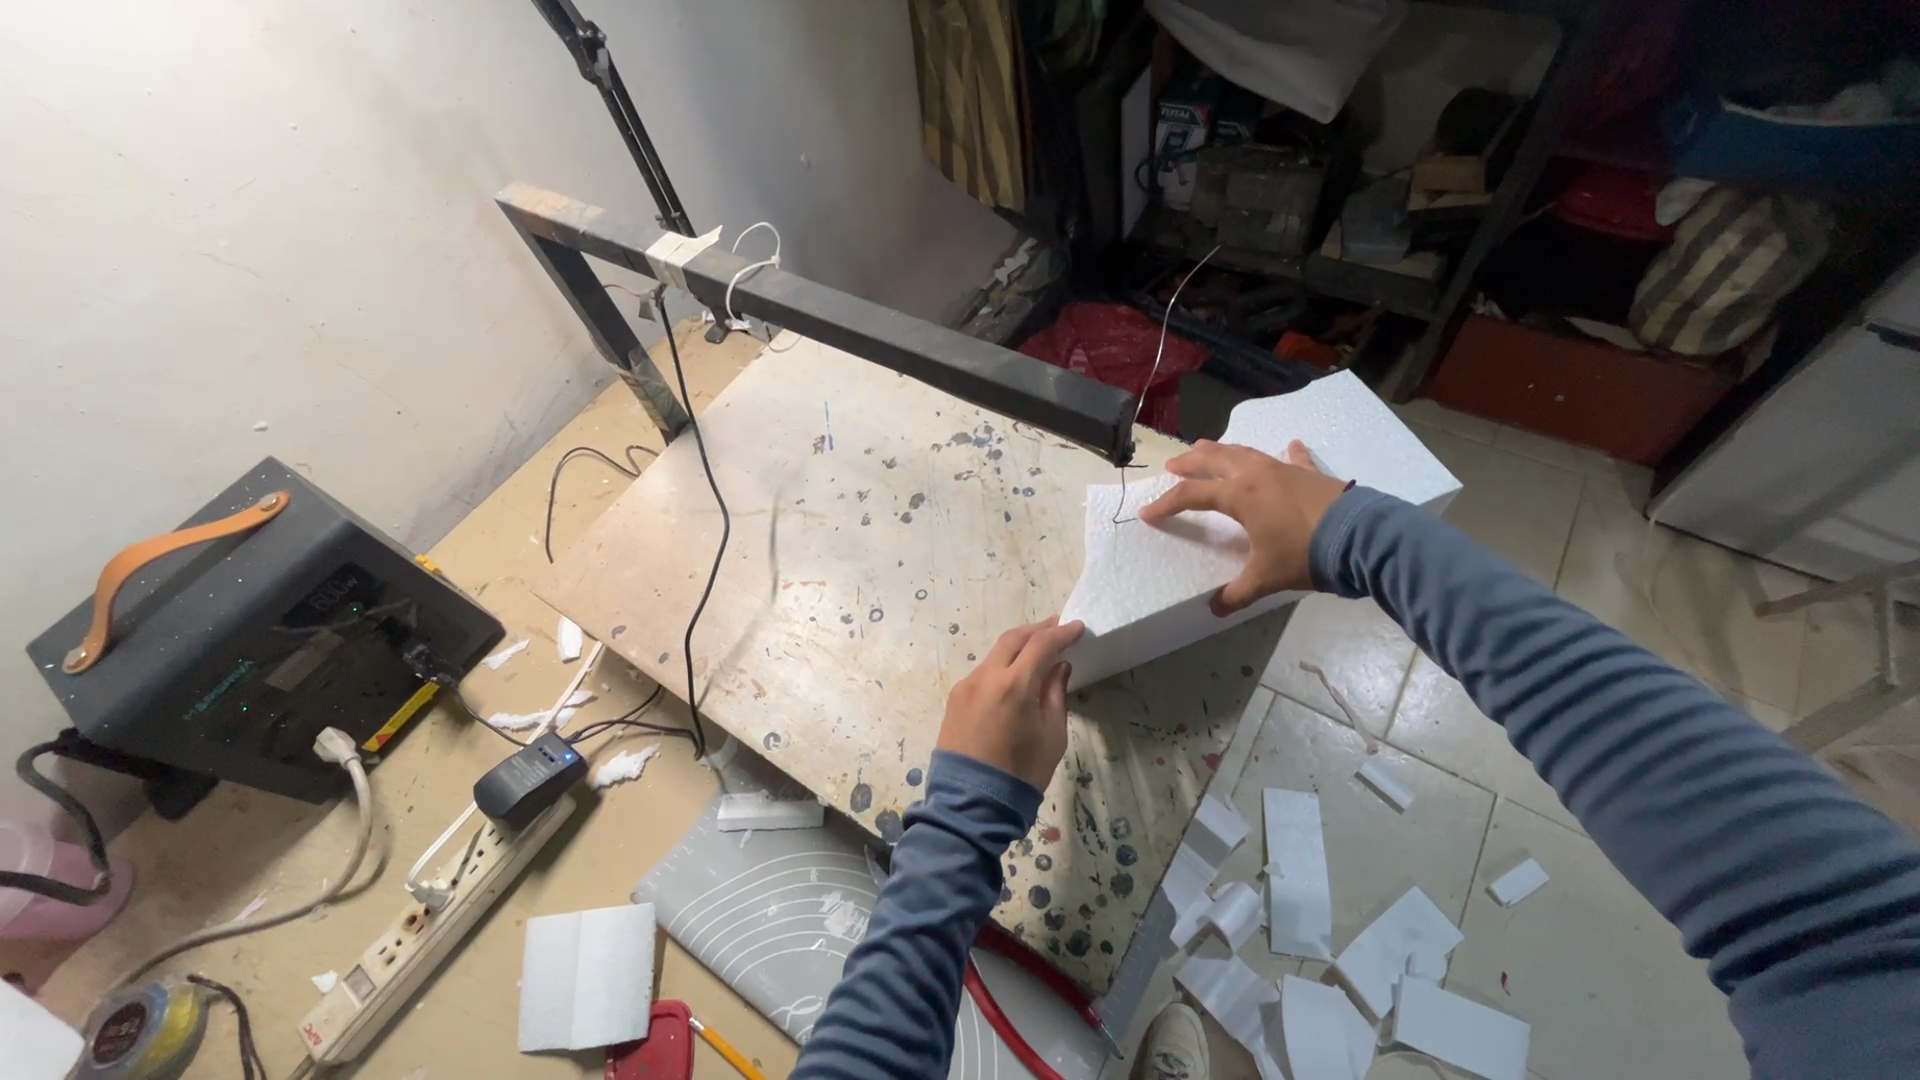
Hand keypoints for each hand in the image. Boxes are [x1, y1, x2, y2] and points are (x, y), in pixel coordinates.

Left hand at [936, 616, 1084, 789]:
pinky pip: (983, 673)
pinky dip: (1002, 666)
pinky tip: (1014, 675)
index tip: (1077, 626)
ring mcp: (966, 686)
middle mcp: (986, 677)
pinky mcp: (955, 699)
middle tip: (1057, 627)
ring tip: (1037, 650)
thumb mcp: (1051, 736)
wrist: (971, 803)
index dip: (1062, 633)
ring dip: (1017, 647)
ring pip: (995, 655)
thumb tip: (1059, 667)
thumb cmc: (1021, 773)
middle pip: (1013, 639)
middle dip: (1037, 630)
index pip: (1041, 645)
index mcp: (1015, 685)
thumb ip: (1056, 695)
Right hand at [1139, 439, 1347, 615]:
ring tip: (1208, 448)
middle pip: (1214, 459)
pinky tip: (1291, 444)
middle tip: (1173, 463)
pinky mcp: (1311, 473)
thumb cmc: (1304, 554)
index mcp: (1239, 496)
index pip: (1191, 495)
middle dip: (1190, 461)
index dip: (1166, 504)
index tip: (1148, 512)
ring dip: (1223, 450)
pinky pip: (1294, 458)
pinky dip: (1288, 452)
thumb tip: (1216, 609)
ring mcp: (1285, 469)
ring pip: (1246, 452)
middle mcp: (1256, 475)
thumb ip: (1238, 593)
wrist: (1360, 538)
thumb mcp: (1266, 578)